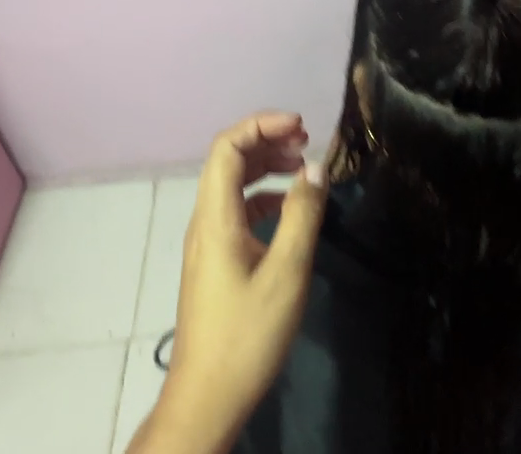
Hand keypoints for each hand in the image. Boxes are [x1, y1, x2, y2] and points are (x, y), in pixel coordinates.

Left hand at [135, 112, 327, 453]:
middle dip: (267, 141)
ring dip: (266, 167)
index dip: (262, 125)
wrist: (207, 396)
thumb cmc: (247, 333)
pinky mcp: (216, 261)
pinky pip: (237, 210)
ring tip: (304, 167)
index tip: (301, 126)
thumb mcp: (287, 272)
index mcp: (215, 218)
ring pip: (233, 185)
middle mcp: (205, 222)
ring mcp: (208, 242)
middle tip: (307, 142)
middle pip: (228, 160)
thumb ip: (302, 215)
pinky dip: (265, 197)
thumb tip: (315, 167)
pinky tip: (292, 209)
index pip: (227, 147)